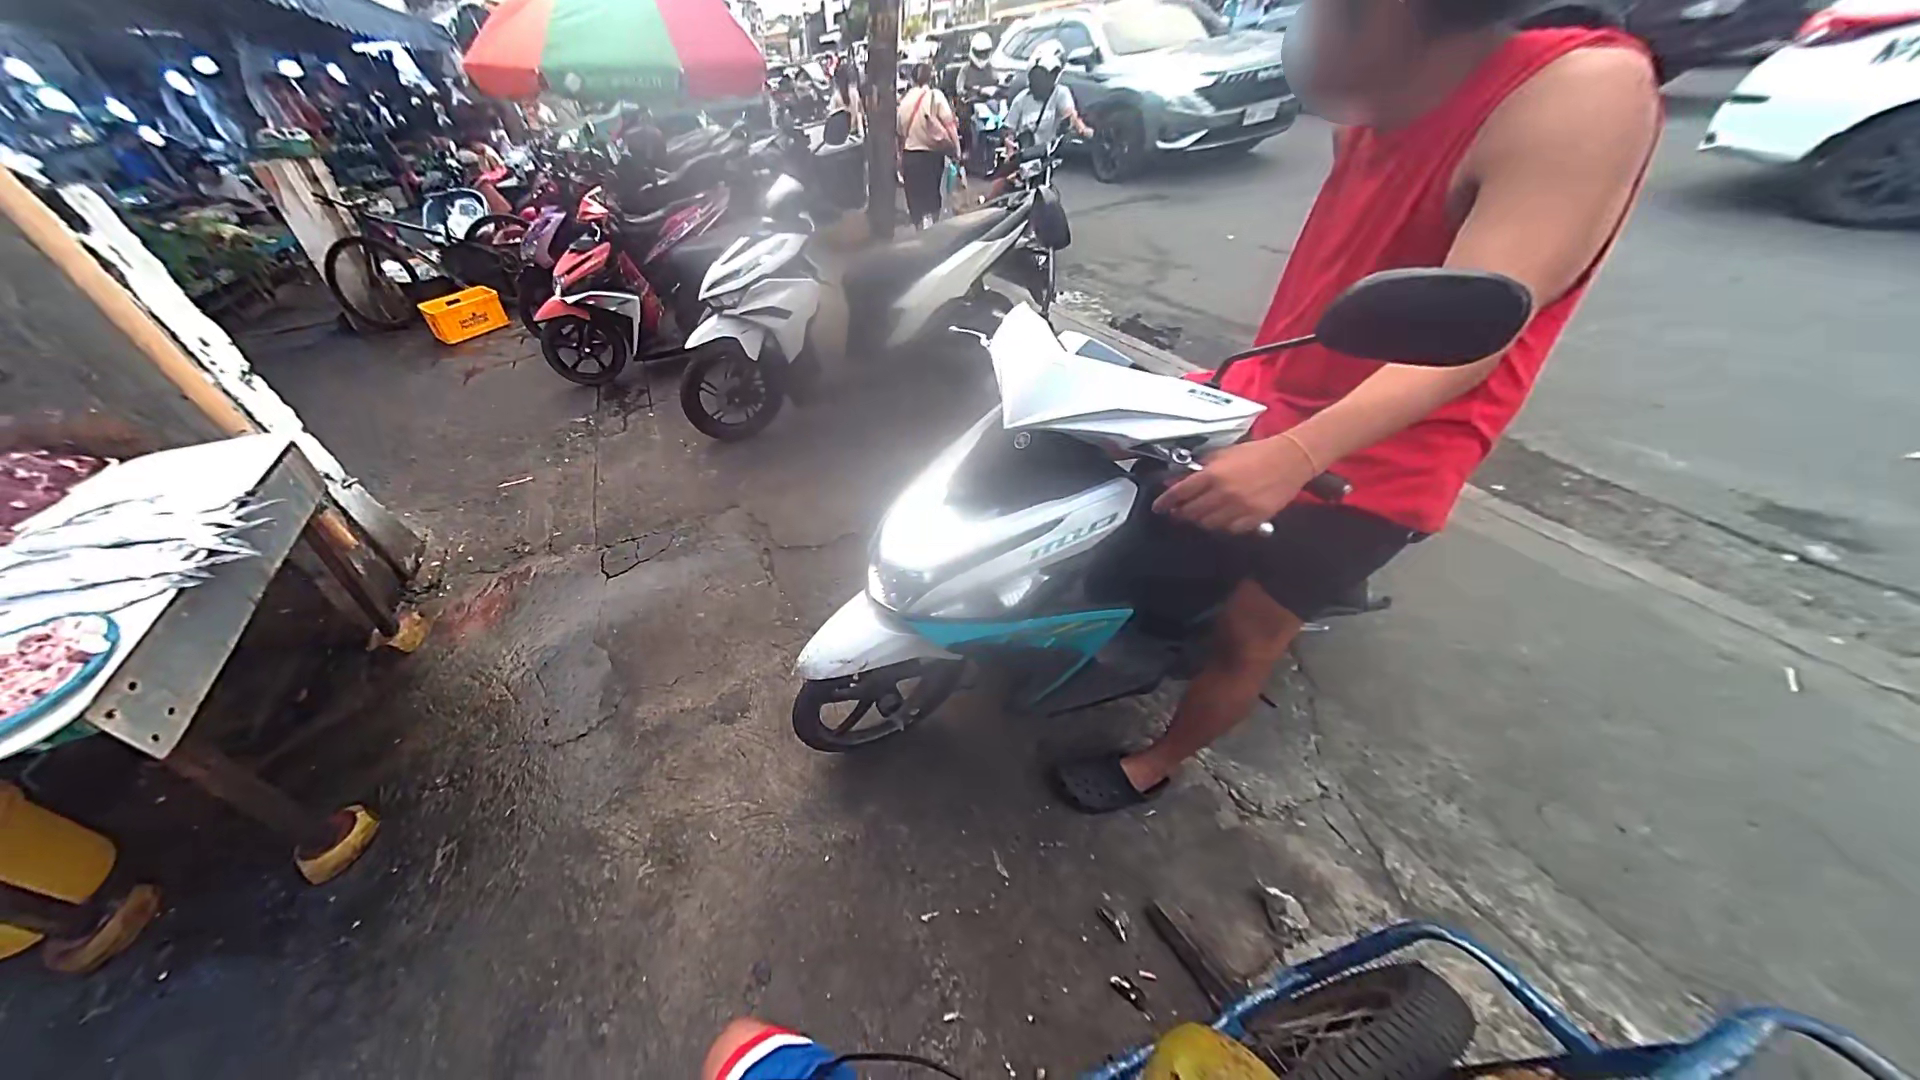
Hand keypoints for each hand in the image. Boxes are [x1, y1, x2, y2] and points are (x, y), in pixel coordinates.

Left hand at [1151, 438, 1315, 533]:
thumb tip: (1176, 479)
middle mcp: (1224, 493)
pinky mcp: (1254, 518)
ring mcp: (1239, 508)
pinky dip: (1222, 526)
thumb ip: (1198, 467)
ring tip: (1200, 514)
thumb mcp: (1222, 454)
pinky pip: (1229, 530)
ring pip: (1207, 524)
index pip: (1180, 493)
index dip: (1165, 502)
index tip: (1158, 507)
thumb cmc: (1257, 453)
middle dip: (1181, 513)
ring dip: (1200, 521)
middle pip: (1191, 512)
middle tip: (1178, 512)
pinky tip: (1221, 519)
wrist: (1291, 458)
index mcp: (1213, 475)